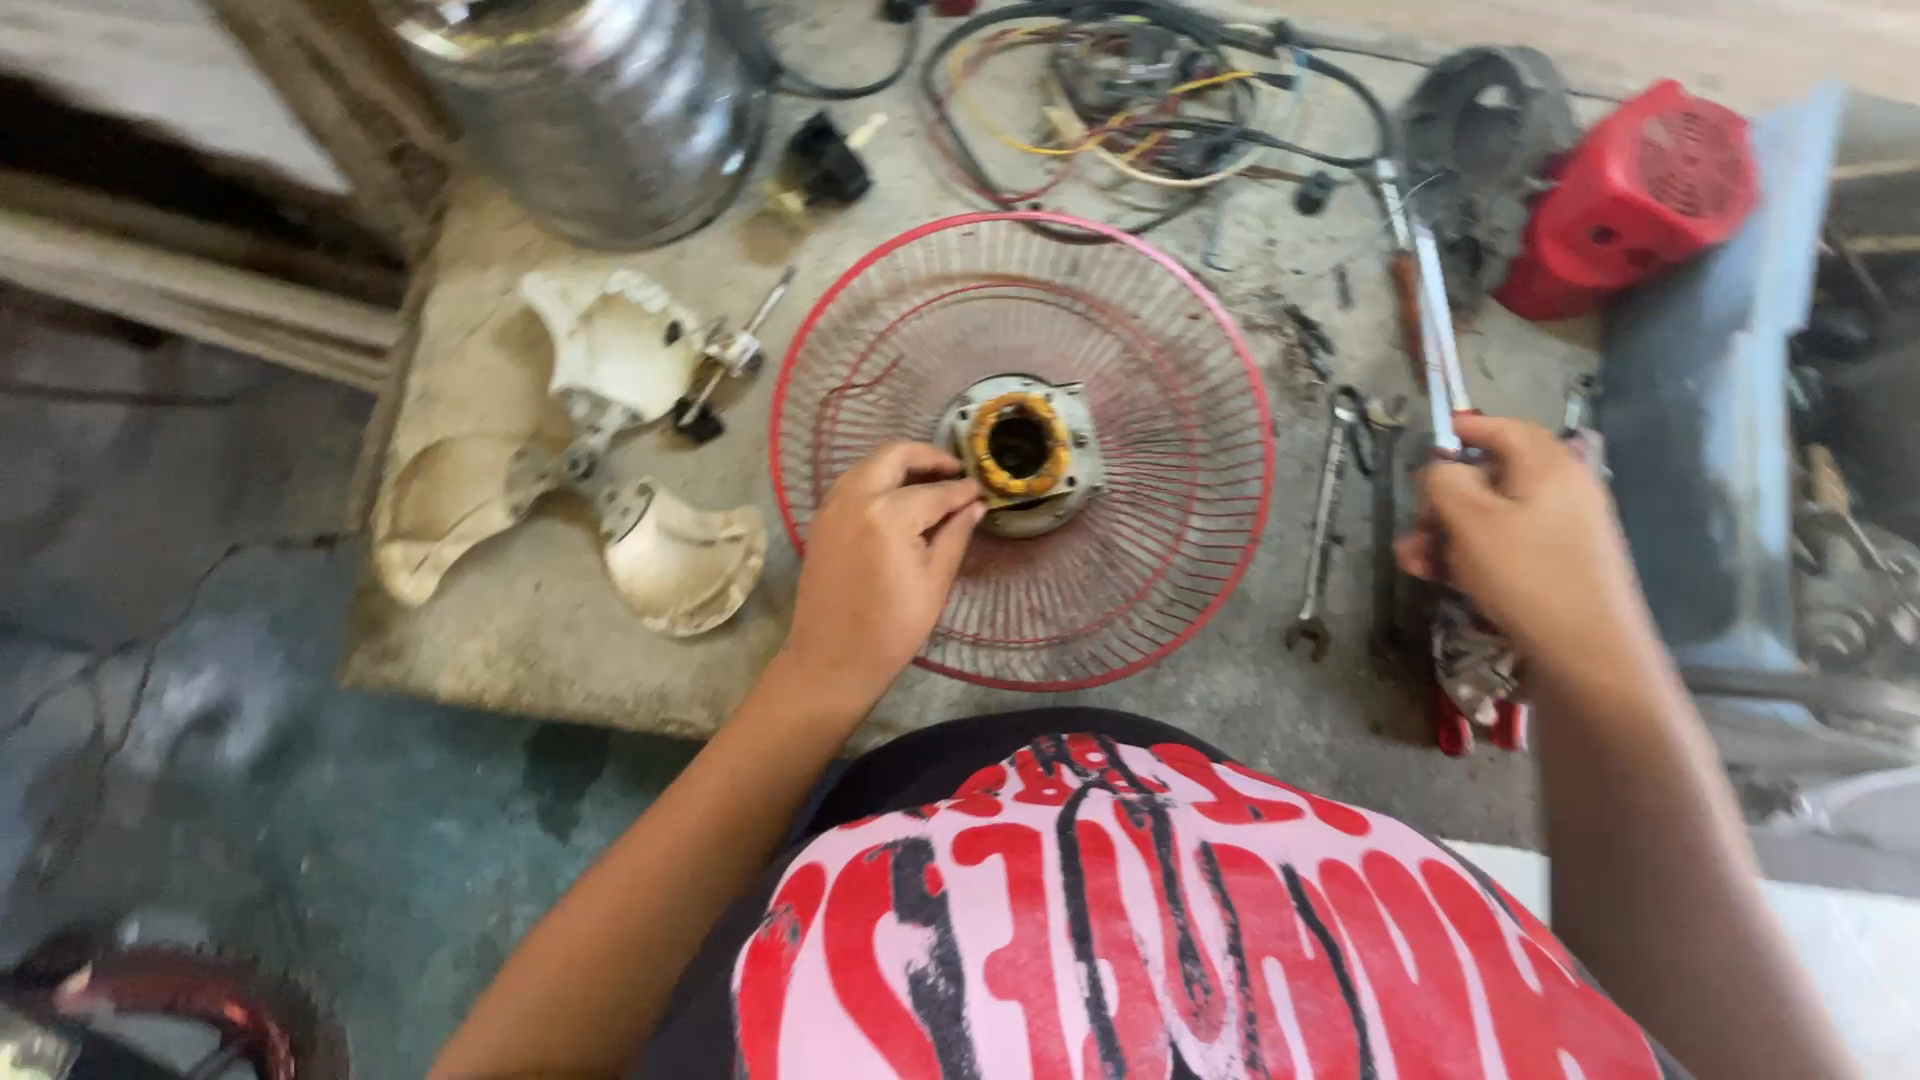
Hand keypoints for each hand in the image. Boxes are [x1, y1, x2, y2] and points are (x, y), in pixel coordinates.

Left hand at [782, 441, 984, 705]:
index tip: (980, 490)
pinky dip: (875, 479)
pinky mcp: (820, 520)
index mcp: (888, 515)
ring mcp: (831, 506)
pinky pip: (851, 482)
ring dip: (899, 464)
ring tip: (929, 482)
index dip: (961, 490)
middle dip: (927, 457)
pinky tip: (896, 498)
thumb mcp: (934, 582)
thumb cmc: (891, 629)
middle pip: (893, 455)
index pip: (934, 491)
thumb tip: (974, 505)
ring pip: (868, 464)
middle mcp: (855, 498)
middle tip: (953, 471)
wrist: (832, 660)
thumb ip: (955, 535)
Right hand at [1395, 415, 1657, 670]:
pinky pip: (1501, 543)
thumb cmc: (1526, 574)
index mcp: (1548, 467)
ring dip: (1443, 533)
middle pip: (1488, 476)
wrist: (1586, 650)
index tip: (1428, 441)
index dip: (1465, 428)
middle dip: (1441, 499)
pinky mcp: (1552, 561)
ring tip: (1414, 562)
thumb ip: (1445, 482)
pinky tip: (1437, 576)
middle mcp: (1559, 490)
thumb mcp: (1471, 521)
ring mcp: (1559, 528)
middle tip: (1415, 526)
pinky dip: (1466, 553)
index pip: (1504, 428)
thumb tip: (1439, 469)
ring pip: (1487, 515)